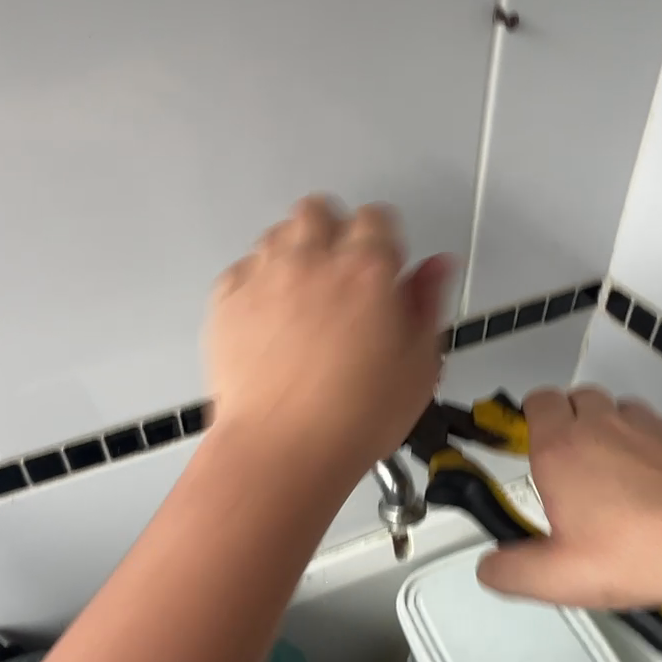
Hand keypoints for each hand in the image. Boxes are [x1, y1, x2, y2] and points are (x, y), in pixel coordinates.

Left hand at [205, 195, 450, 474]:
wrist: (283, 449)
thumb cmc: (353, 418)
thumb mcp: (419, 366)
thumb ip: (426, 305)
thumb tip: (435, 268)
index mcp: (367, 268)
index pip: (377, 218)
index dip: (382, 242)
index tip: (382, 269)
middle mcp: (312, 260)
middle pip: (320, 211)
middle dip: (332, 232)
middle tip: (339, 275)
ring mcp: (264, 277)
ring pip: (277, 234)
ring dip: (293, 253)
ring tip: (303, 299)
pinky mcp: (227, 301)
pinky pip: (242, 270)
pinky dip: (256, 284)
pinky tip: (268, 319)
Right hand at [477, 386, 661, 611]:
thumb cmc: (650, 551)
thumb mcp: (558, 578)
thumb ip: (509, 571)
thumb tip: (491, 567)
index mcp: (563, 449)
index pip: (536, 403)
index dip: (527, 420)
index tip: (524, 447)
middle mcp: (607, 426)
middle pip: (576, 399)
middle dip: (566, 424)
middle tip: (565, 470)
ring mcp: (654, 428)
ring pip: (619, 413)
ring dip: (608, 434)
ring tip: (611, 486)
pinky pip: (659, 433)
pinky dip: (649, 452)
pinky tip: (656, 497)